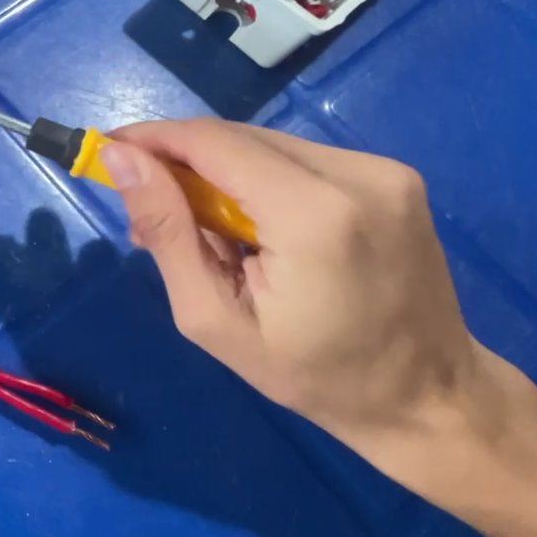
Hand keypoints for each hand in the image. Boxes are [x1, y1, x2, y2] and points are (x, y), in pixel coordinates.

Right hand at [96, 119, 480, 459]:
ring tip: (199, 229)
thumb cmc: (310, 374)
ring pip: (266, 145)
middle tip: (145, 208)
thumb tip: (120, 161)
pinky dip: (257, 180)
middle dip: (180, 162)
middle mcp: (356, 174)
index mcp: (313, 215)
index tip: (107, 152)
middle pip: (237, 138)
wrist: (429, 398)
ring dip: (217, 173)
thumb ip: (166, 232)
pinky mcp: (393, 176)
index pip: (211, 142)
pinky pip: (299, 159)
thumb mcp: (213, 317)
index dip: (151, 138)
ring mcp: (384, 170)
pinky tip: (250, 226)